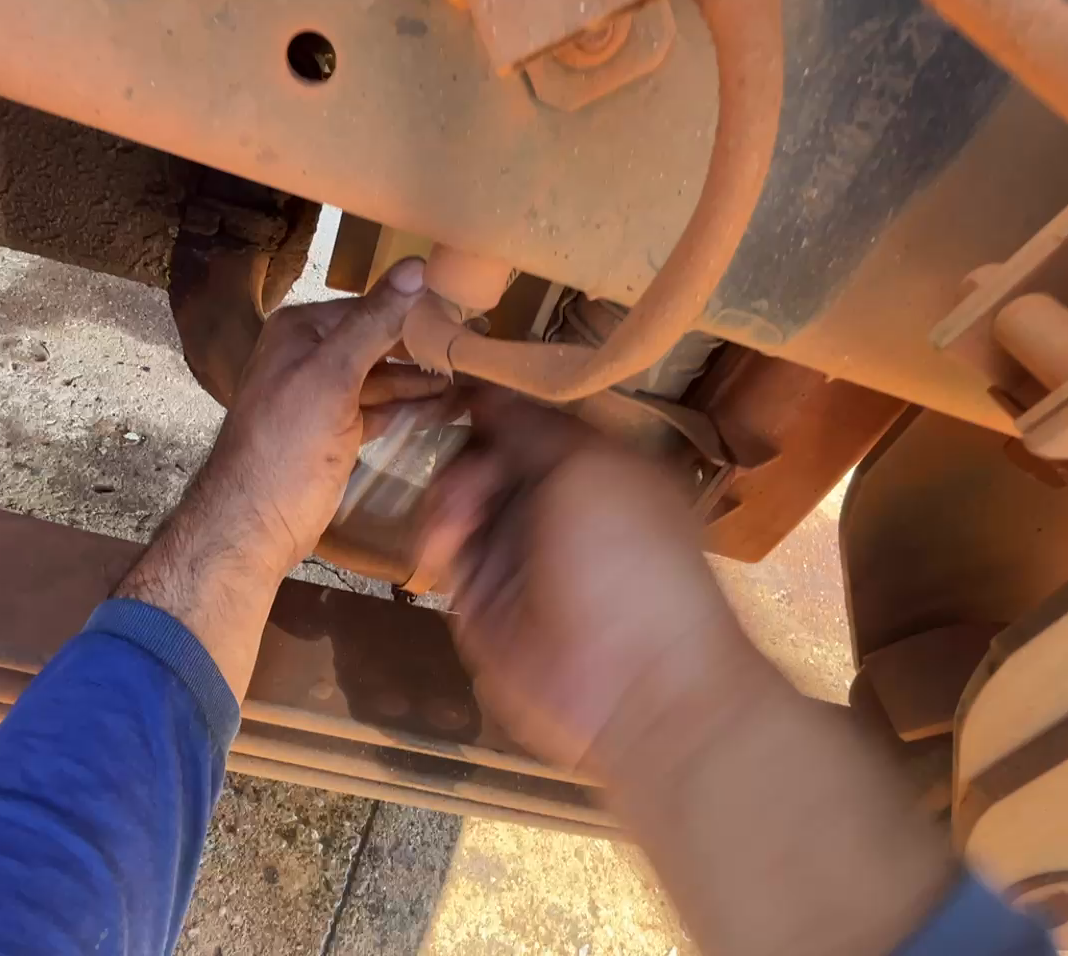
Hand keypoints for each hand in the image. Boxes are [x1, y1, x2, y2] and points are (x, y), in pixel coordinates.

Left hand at [120, 257, 445, 696]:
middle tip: (479, 342)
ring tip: (475, 373)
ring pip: (386, 377)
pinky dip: (412, 406)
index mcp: (302, 331)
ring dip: (425, 377)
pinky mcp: (340, 429)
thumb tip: (416, 266)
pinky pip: (383, 407)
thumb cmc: (288, 443)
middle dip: (426, 345)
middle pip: (381, 341)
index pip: (371, 306)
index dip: (418, 308)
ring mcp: (327, 395)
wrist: (256, 522)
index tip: (467, 309)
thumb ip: (375, 322)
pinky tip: (448, 404)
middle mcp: (313, 355)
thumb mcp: (332, 375)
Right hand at [417, 389, 956, 955]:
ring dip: (448, 496)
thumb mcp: (590, 470)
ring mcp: (514, 541)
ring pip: (456, 491)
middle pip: (484, 448)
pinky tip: (440, 549)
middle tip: (468, 480)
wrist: (633, 686)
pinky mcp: (480, 585)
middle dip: (466, 453)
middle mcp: (551, 494)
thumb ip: (532, 427)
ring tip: (455, 523)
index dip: (489, 396)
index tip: (446, 381)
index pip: (529, 413)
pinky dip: (434, 535)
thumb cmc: (627, 559)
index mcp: (592, 461)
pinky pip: (443, 541)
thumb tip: (489, 388)